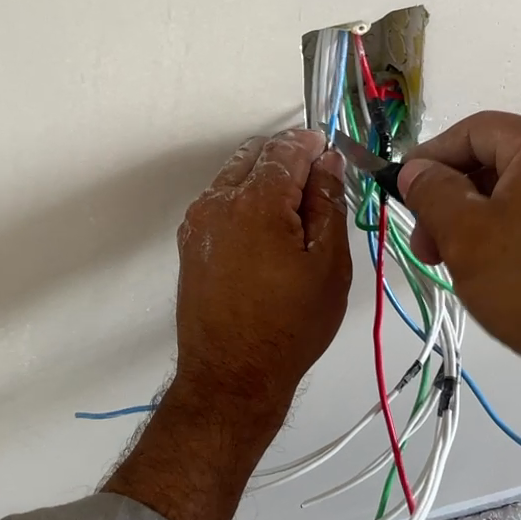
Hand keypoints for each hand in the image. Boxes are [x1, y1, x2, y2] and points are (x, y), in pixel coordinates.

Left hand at [173, 128, 350, 407]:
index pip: (286, 149)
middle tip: (317, 183)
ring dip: (263, 178)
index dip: (311, 144)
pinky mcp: (190, 243)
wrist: (232, 375)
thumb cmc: (291, 325)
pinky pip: (219, 202)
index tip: (331, 151)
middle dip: (286, 157)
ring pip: (233, 176)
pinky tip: (265, 229)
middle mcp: (218, 201)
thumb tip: (328, 162)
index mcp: (256, 201)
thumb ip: (328, 204)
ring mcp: (198, 222)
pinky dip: (244, 199)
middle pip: (254, 155)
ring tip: (294, 210)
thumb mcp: (328, 265)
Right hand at [395, 111, 520, 407]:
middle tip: (427, 248)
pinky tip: (502, 283)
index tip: (401, 193)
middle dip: (453, 202)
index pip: (475, 130)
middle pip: (500, 165)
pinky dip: (517, 243)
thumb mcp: (466, 235)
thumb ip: (432, 192)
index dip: (429, 157)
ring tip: (462, 271)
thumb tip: (417, 171)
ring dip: (480, 227)